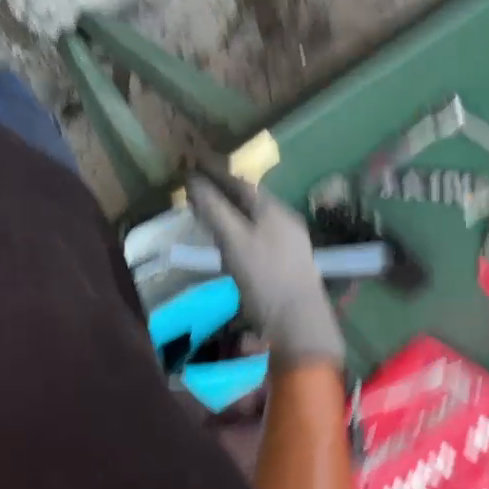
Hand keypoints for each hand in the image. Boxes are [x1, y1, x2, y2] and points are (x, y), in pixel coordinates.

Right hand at [187, 165, 344, 368]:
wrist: (298, 322)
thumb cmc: (264, 275)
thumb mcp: (233, 239)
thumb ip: (213, 207)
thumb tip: (191, 179)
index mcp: (273, 209)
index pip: (238, 182)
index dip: (213, 173)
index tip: (190, 166)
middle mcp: (283, 219)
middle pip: (246, 198)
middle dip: (219, 191)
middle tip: (192, 190)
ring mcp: (287, 240)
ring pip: (251, 216)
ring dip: (227, 210)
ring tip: (204, 213)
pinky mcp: (285, 260)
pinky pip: (255, 233)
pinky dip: (236, 228)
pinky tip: (226, 240)